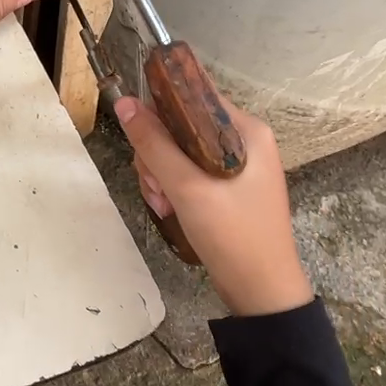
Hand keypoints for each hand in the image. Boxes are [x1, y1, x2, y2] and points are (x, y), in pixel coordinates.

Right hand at [112, 93, 311, 316]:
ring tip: (162, 202)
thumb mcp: (186, 187)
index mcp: (245, 130)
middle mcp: (243, 140)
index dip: (159, 108)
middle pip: (180, 124)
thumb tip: (124, 102)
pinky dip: (171, 186)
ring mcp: (235, 164)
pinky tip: (168, 207)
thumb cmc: (232, 234)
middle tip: (155, 184)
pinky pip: (187, 170)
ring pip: (178, 149)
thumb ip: (154, 144)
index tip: (142, 137)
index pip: (192, 94)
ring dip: (159, 174)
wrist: (261, 291)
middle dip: (156, 153)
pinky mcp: (227, 185)